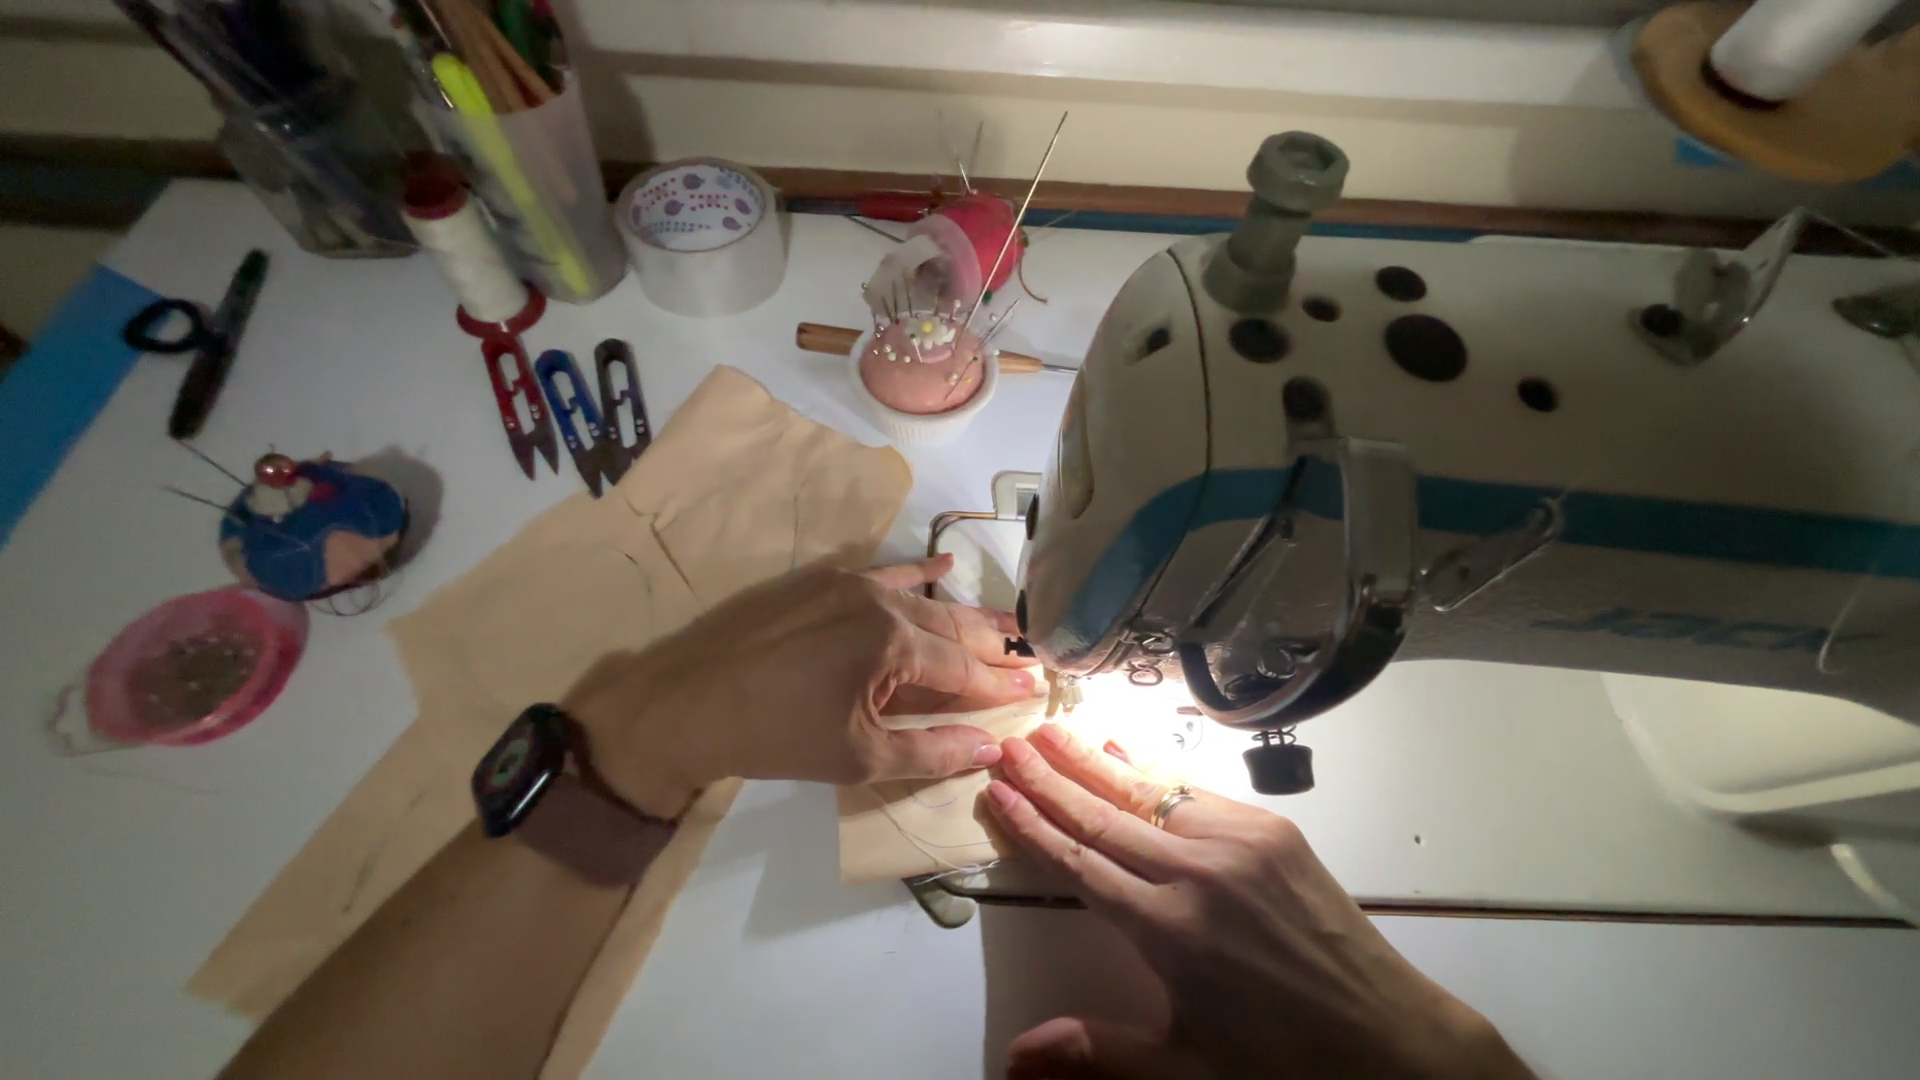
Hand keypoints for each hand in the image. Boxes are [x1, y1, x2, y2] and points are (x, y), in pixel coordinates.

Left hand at [567, 556, 1036, 815]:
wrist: (691, 704)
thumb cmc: (778, 737)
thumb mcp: (859, 758)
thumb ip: (932, 751)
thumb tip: (992, 748)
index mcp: (893, 645)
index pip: (962, 668)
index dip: (999, 684)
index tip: (1034, 688)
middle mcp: (881, 603)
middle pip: (952, 627)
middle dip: (995, 644)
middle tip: (1033, 653)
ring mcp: (852, 585)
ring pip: (925, 600)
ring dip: (965, 614)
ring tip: (1007, 621)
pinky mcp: (826, 581)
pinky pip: (886, 573)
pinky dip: (919, 573)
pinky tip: (946, 566)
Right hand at [985, 725, 1534, 1079]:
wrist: (1391, 1040)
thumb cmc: (1279, 1062)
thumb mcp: (1184, 1068)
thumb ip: (1095, 1050)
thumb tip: (1014, 1054)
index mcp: (1168, 931)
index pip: (1079, 862)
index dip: (1032, 824)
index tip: (999, 788)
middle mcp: (1196, 873)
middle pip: (1104, 814)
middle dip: (1051, 776)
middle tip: (1014, 742)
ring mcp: (1236, 841)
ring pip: (1146, 792)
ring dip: (1094, 761)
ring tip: (1054, 731)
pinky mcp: (1270, 828)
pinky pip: (1193, 792)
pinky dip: (1151, 772)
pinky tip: (1124, 752)